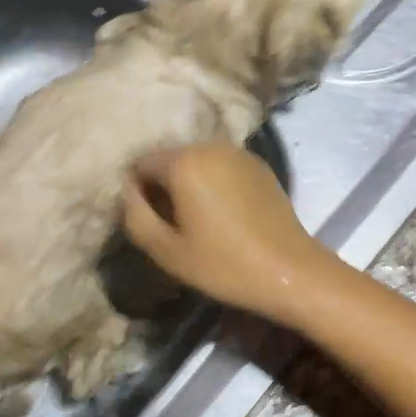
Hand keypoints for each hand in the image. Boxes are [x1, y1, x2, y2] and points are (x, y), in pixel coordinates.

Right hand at [120, 144, 339, 323]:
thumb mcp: (166, 250)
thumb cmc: (223, 264)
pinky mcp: (261, 166)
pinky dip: (215, 184)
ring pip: (198, 162)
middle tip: (172, 225)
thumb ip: (134, 216)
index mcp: (184, 161)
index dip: (137, 192)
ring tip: (198, 222)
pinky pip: (223, 168)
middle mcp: (211, 146)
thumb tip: (126, 192)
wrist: (289, 270)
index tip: (149, 222)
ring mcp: (240, 153)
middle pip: (170, 159)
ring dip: (190, 185)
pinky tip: (225, 216)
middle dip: (164, 186)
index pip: (140, 163)